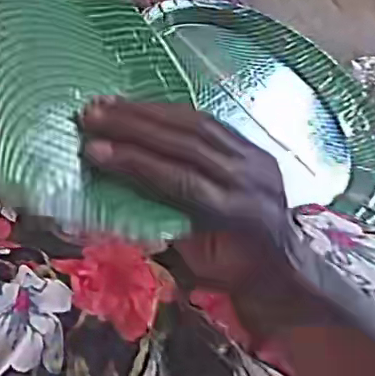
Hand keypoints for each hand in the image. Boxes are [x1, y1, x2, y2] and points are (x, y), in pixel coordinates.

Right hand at [80, 98, 290, 284]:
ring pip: (193, 124)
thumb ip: (163, 223)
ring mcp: (252, 157)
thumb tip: (116, 193)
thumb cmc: (231, 271)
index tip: (93, 150)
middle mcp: (248, 178)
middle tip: (90, 117)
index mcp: (236, 213)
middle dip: (131, 126)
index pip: (179, 180)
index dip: (134, 162)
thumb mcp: (195, 260)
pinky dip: (166, 111)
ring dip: (144, 111)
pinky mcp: (249, 144)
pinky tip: (137, 105)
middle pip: (184, 143)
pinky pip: (204, 120)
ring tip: (106, 104)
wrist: (284, 265)